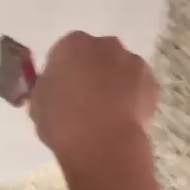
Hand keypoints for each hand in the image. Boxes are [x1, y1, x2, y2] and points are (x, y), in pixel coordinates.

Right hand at [29, 31, 158, 167]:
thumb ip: (47, 88)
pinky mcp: (152, 83)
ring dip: (111, 85)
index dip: (61, 72)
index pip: (64, 52)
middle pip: (95, 55)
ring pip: (119, 70)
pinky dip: (130, 99)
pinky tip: (118, 121)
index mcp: (73, 45)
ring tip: (102, 115)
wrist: (102, 144)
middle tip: (80, 102)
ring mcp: (134, 62)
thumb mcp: (38, 104)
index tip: (58, 91)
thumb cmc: (61, 122)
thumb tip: (55, 88)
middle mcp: (106, 45)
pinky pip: (136, 88)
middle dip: (89, 72)